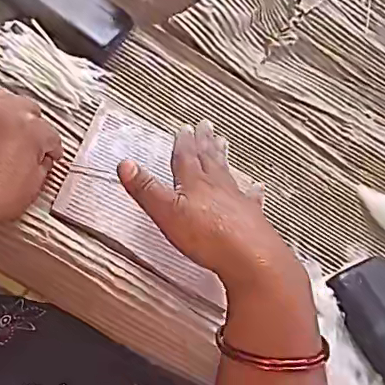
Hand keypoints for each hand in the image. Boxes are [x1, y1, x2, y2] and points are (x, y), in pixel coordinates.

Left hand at [0, 90, 61, 244]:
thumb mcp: (34, 186)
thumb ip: (43, 164)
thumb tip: (41, 159)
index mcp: (34, 130)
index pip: (51, 135)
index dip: (50, 148)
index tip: (47, 155)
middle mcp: (10, 112)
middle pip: (29, 109)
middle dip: (30, 125)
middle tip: (26, 144)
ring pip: (2, 98)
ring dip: (6, 111)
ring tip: (4, 128)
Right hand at [117, 120, 299, 292]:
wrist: (250, 258)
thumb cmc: (208, 236)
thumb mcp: (166, 212)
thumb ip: (146, 189)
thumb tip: (126, 165)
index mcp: (195, 183)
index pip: (187, 157)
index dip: (184, 142)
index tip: (185, 129)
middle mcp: (218, 187)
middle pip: (209, 159)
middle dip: (205, 142)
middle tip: (207, 127)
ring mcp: (237, 202)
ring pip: (228, 175)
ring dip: (224, 159)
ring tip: (224, 145)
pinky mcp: (252, 220)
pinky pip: (251, 200)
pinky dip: (253, 193)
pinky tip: (258, 188)